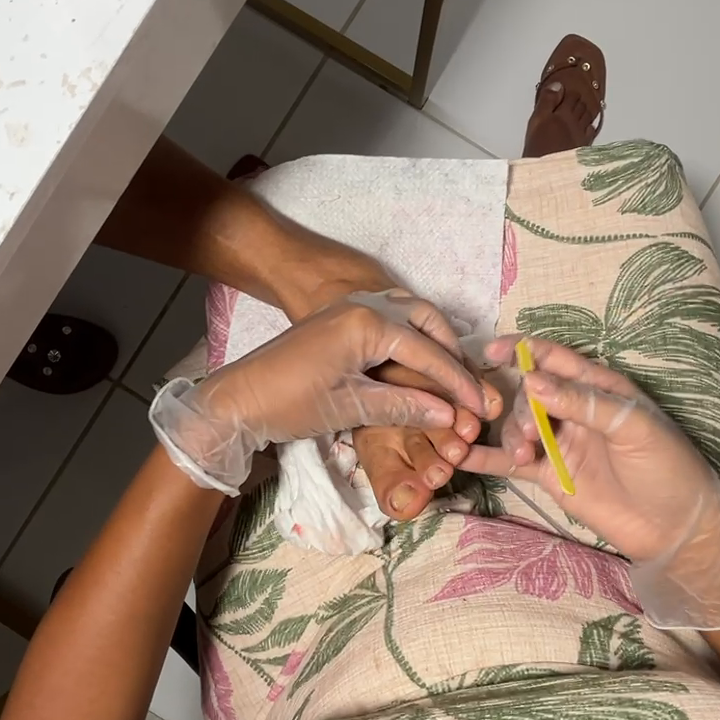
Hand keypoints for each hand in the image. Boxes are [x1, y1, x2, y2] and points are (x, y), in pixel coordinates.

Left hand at [278, 252, 501, 518]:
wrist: (238, 396)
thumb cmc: (290, 402)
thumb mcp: (351, 407)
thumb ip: (404, 405)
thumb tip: (451, 414)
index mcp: (369, 323)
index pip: (428, 352)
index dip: (458, 382)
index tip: (481, 407)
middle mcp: (365, 305)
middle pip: (427, 321)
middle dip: (453, 355)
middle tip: (471, 389)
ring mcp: (351, 307)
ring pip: (410, 314)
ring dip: (435, 340)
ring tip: (452, 373)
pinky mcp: (341, 317)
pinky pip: (391, 316)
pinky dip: (413, 334)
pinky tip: (418, 358)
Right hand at [459, 336, 719, 629]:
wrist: (675, 528)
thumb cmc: (668, 467)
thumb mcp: (634, 426)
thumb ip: (583, 402)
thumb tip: (531, 380)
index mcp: (598, 387)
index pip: (553, 359)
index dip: (522, 350)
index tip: (493, 350)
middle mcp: (573, 410)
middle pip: (528, 394)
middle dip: (519, 406)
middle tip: (530, 434)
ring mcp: (559, 442)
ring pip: (517, 426)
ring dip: (511, 435)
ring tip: (524, 455)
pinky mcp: (549, 474)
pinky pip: (510, 462)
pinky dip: (486, 458)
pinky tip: (461, 457)